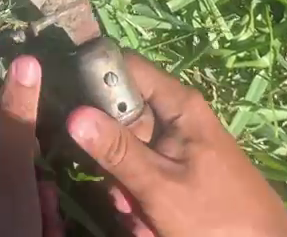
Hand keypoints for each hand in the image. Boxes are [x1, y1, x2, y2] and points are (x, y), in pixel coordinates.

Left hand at [0, 54, 62, 236]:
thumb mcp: (11, 172)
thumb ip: (18, 116)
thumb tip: (25, 57)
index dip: (17, 125)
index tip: (40, 148)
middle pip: (0, 149)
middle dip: (32, 177)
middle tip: (43, 201)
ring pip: (5, 185)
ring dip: (33, 205)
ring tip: (43, 228)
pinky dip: (19, 223)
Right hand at [68, 52, 286, 236]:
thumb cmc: (217, 220)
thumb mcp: (161, 188)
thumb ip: (117, 151)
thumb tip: (72, 114)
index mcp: (179, 103)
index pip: (126, 65)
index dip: (95, 77)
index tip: (69, 104)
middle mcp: (178, 116)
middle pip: (123, 115)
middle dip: (113, 156)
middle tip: (116, 191)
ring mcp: (179, 145)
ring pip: (131, 152)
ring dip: (126, 187)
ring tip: (139, 221)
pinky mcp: (182, 172)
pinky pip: (147, 174)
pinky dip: (143, 201)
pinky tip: (151, 228)